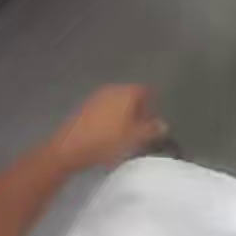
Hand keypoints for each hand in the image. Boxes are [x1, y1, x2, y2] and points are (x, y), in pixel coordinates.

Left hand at [47, 84, 166, 170]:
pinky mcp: (85, 106)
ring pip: (117, 102)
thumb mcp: (135, 138)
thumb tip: (163, 124)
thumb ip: (151, 130)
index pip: (145, 91)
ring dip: (123, 115)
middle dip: (137, 110)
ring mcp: (97, 96)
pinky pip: (104, 108)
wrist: (71, 147)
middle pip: (130, 95)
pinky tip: (108, 135)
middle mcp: (112, 89)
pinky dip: (110, 118)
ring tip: (124, 135)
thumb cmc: (108, 141)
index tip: (152, 122)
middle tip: (140, 130)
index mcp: (126, 92)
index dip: (151, 105)